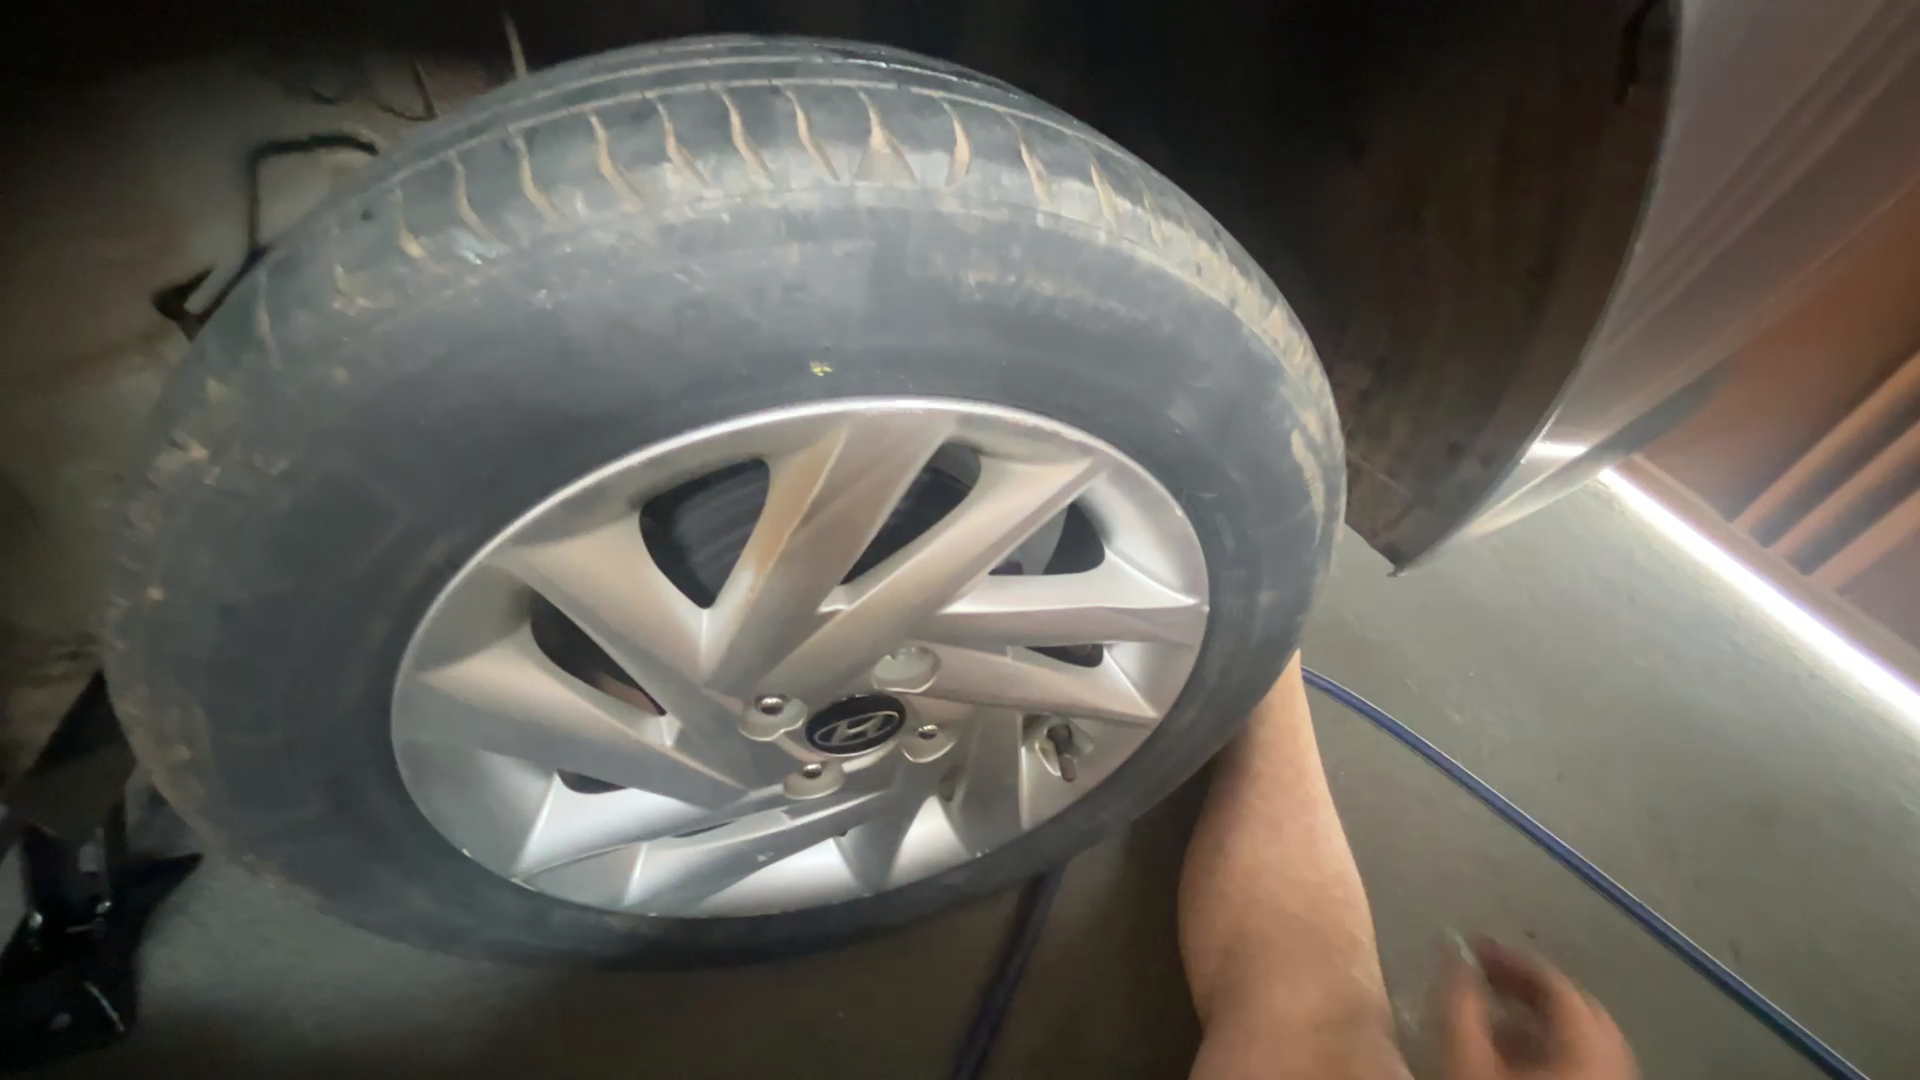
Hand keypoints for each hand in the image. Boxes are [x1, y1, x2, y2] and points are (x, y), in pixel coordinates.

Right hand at [1436, 935, 1637, 1079]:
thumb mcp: (1462, 1055)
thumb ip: (1456, 994)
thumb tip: (1452, 946)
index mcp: (1585, 1051)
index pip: (1558, 987)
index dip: (1513, 959)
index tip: (1470, 946)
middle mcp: (1614, 1072)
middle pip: (1582, 1013)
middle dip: (1531, 987)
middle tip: (1485, 975)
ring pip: (1587, 1044)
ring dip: (1540, 1019)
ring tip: (1492, 1016)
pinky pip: (1587, 1069)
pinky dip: (1552, 1049)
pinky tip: (1512, 1058)